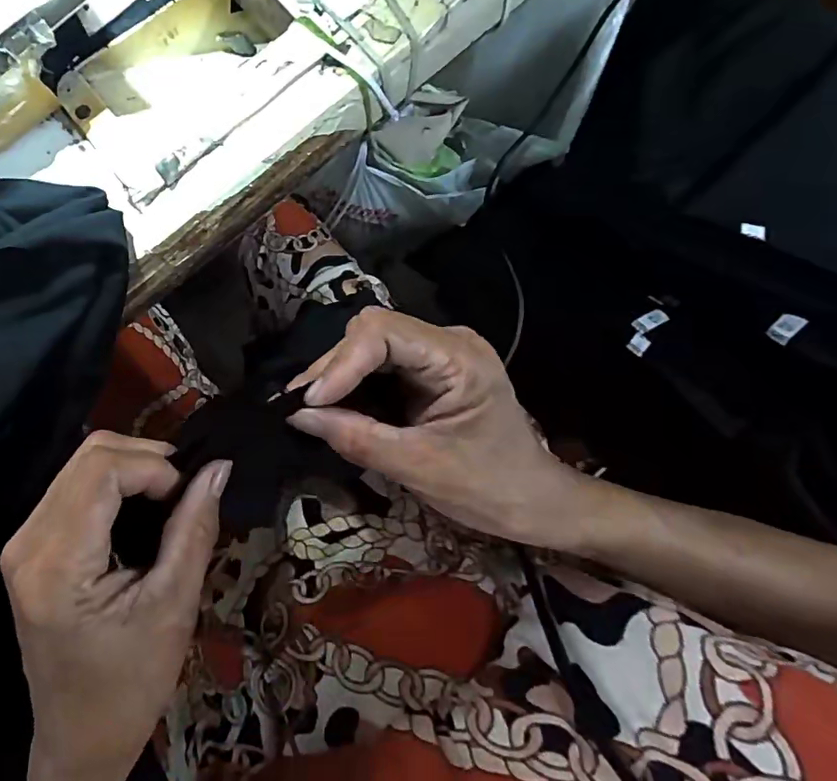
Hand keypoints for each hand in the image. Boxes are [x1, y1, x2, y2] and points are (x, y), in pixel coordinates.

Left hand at [1, 430, 230, 780]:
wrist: (78, 739)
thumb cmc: (129, 687)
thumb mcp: (172, 610)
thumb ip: (193, 531)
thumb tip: (218, 468)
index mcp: (57, 563)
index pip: (101, 470)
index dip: (153, 466)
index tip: (188, 493)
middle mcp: (27, 540)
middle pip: (88, 456)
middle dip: (144, 459)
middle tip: (184, 490)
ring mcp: (21, 540)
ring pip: (79, 464)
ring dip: (128, 467)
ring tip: (167, 496)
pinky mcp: (28, 543)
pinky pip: (71, 485)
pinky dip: (111, 482)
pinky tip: (138, 505)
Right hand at [286, 307, 596, 549]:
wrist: (538, 504)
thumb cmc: (491, 489)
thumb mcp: (420, 468)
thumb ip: (357, 438)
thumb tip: (297, 416)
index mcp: (458, 358)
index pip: (382, 333)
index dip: (340, 363)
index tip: (310, 401)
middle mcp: (446, 341)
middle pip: (370, 333)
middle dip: (332, 368)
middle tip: (297, 406)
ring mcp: (436, 351)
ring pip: (367, 344)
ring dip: (336, 374)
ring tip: (306, 406)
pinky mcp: (425, 367)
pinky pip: (376, 362)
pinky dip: (350, 382)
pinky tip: (330, 404)